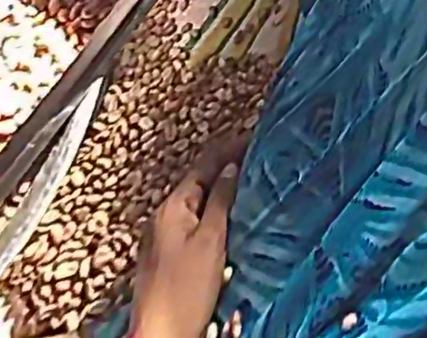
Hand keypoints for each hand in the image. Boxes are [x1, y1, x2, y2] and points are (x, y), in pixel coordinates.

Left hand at [132, 136, 247, 337]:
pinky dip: (217, 211)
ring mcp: (166, 237)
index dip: (231, 148)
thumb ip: (221, 198)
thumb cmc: (186, 289)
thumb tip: (231, 168)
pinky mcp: (172, 256)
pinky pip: (198, 220)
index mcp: (173, 206)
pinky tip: (235, 215)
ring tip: (254, 183)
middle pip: (201, 180)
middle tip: (260, 159)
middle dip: (229, 168)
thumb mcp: (211, 238)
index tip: (257, 137)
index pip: (205, 163)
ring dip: (224, 190)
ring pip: (201, 201)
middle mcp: (165, 216)